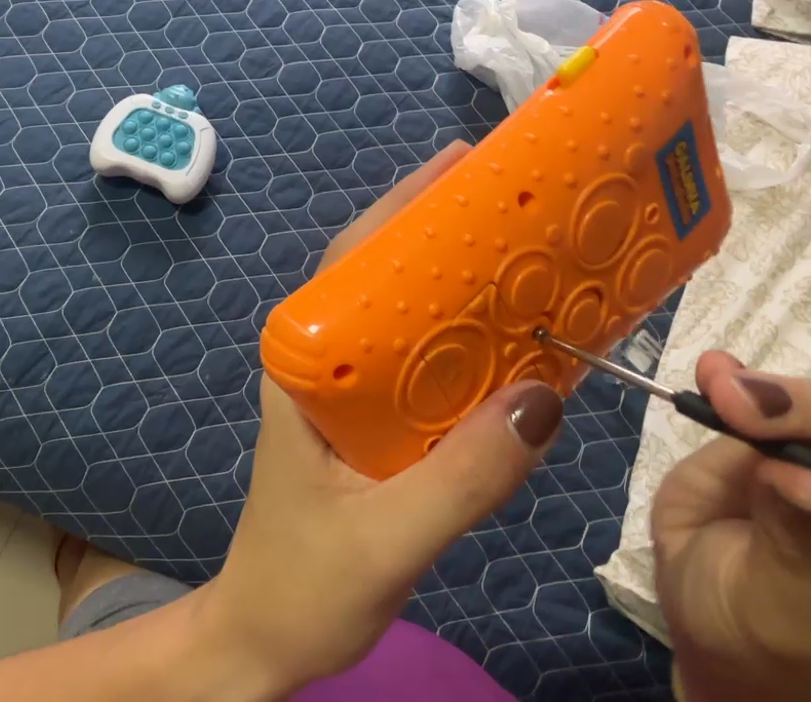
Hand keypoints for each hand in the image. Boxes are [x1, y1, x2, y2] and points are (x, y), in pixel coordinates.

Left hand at [197, 141, 565, 690]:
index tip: (466, 170)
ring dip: (470, 294)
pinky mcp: (377, 427)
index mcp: (306, 365)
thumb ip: (464, 476)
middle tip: (525, 205)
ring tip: (539, 260)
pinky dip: (476, 356)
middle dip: (452, 239)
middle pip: (392, 281)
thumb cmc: (304, 585)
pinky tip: (526, 351)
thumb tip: (546, 396)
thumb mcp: (387, 537)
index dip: (407, 210)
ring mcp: (352, 395)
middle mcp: (327, 363)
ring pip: (417, 326)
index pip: (355, 261)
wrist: (264, 640)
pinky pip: (433, 374)